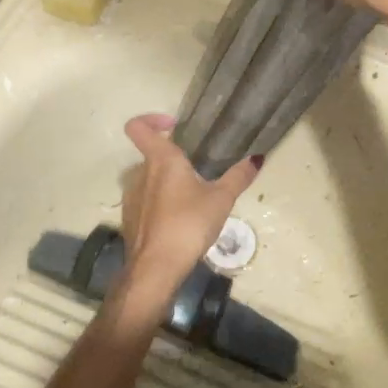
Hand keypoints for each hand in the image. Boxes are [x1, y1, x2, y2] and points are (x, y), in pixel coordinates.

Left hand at [119, 114, 261, 288]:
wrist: (156, 267)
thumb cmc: (188, 224)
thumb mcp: (221, 200)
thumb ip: (238, 177)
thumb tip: (258, 158)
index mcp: (161, 160)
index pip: (138, 127)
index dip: (151, 120)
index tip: (174, 126)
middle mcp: (140, 173)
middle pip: (151, 155)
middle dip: (174, 160)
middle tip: (198, 172)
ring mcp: (131, 197)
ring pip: (149, 179)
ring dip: (167, 184)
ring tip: (192, 200)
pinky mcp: (130, 218)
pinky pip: (145, 201)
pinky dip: (160, 204)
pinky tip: (179, 221)